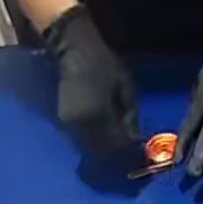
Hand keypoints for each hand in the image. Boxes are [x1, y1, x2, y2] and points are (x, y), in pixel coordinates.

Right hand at [42, 6, 140, 163]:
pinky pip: (81, 141)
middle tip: (128, 151)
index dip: (128, 147)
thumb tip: (135, 135)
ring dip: (104, 150)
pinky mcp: (64, 125)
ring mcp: (71, 127)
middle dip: (116, 152)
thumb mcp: (124, 84)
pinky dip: (93, 143)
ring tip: (116, 146)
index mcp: (99, 115)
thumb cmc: (101, 62)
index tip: (138, 148)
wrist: (72, 50)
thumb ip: (130, 112)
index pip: (117, 142)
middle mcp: (83, 126)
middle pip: (103, 150)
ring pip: (91, 149)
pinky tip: (102, 139)